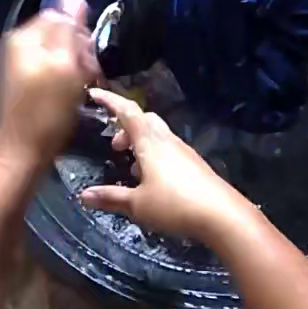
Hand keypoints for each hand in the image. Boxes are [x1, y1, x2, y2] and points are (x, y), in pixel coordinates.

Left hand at [0, 0, 100, 164]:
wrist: (24, 151)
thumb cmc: (47, 110)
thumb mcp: (64, 65)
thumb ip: (68, 27)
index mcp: (25, 36)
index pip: (63, 16)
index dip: (81, 36)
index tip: (89, 60)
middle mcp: (20, 44)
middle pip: (62, 34)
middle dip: (80, 53)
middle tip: (87, 77)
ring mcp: (22, 64)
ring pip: (62, 53)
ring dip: (77, 68)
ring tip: (82, 89)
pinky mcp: (28, 81)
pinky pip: (55, 69)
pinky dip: (68, 80)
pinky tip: (73, 95)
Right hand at [80, 88, 258, 242]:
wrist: (223, 216)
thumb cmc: (175, 205)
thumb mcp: (137, 205)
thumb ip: (110, 197)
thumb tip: (84, 195)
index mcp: (150, 142)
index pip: (127, 111)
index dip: (110, 100)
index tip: (95, 93)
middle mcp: (167, 140)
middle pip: (145, 120)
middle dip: (126, 127)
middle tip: (115, 146)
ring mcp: (184, 151)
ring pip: (158, 135)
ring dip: (141, 144)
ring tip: (131, 169)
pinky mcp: (195, 165)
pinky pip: (169, 150)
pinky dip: (154, 156)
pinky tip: (153, 181)